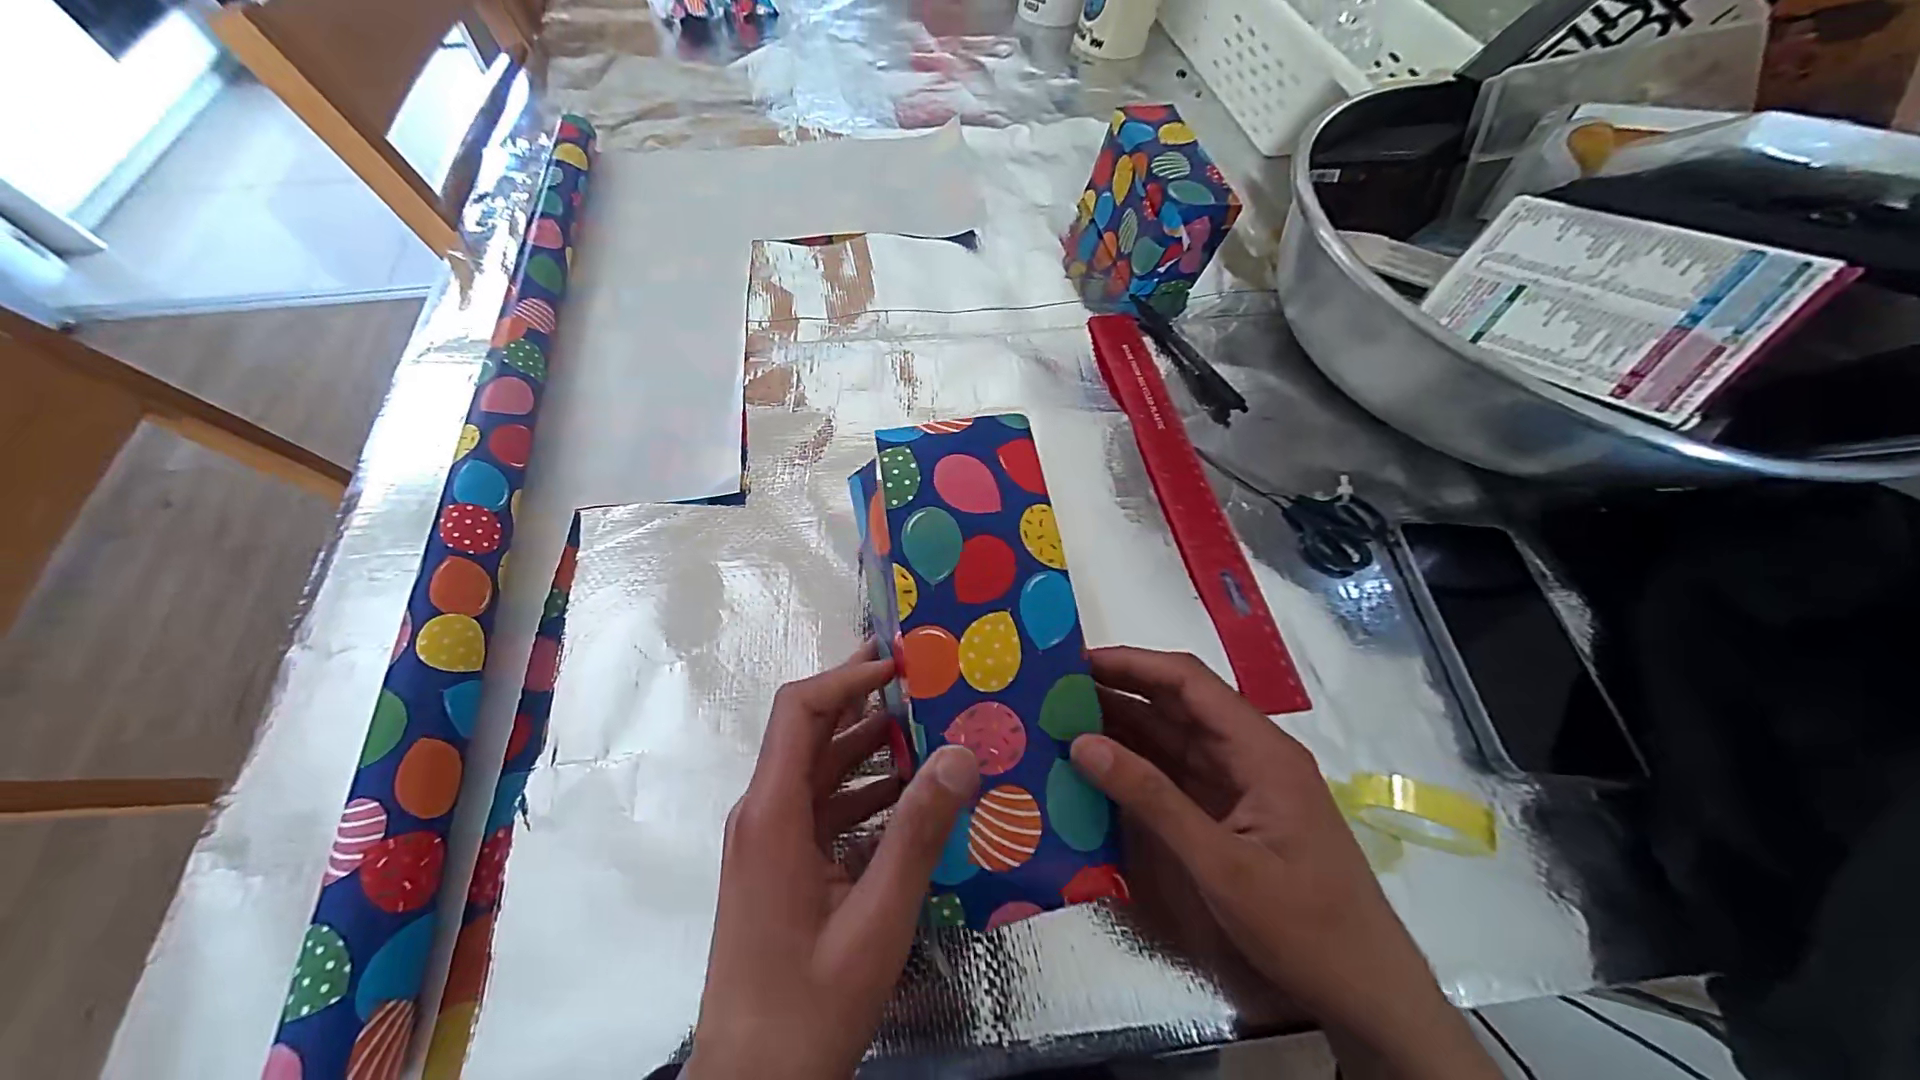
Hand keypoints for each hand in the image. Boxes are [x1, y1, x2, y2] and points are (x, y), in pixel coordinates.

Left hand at [685, 645, 980, 1079]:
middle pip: (811, 733)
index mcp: (773, 813)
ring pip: (823, 771)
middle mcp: (764, 813)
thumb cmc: (809, 1003)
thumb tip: (960, 753)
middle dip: (865, 701)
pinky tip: (916, 794)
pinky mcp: (784, 864)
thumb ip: (918, 833)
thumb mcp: (877, 919)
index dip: (847, 678)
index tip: (899, 663)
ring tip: (933, 727)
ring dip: (872, 747)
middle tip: (926, 679)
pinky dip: (867, 792)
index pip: (799, 711)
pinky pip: (827, 808)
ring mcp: (772, 840)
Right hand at [1070, 647, 1498, 1079]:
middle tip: (1056, 689)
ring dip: (1122, 727)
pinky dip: (1135, 765)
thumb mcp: (1220, 864)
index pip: (1189, 682)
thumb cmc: (1303, 925)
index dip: (1134, 663)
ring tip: (1062, 719)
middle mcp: (1248, 754)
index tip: (1078, 661)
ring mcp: (1238, 784)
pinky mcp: (1228, 812)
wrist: (1366, 994)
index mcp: (1260, 749)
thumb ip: (1151, 799)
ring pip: (1172, 738)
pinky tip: (1096, 765)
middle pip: (1177, 705)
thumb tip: (1083, 743)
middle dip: (1119, 690)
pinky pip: (1174, 774)